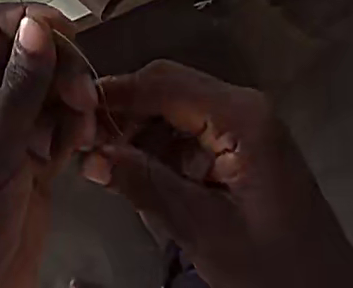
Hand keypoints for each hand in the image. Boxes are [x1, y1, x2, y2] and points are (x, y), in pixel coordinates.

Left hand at [0, 4, 98, 287]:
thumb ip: (18, 87)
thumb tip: (35, 27)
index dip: (30, 21)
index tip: (65, 31)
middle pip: (33, 52)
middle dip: (62, 66)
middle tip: (81, 93)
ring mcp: (13, 125)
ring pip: (53, 84)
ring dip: (75, 97)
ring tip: (83, 124)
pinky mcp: (36, 151)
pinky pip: (65, 119)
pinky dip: (79, 125)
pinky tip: (81, 142)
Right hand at [82, 61, 352, 287]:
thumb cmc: (276, 271)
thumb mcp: (207, 233)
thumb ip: (147, 186)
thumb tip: (91, 156)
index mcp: (242, 116)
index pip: (165, 83)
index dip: (118, 93)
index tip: (77, 110)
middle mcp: (242, 104)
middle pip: (167, 86)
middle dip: (127, 112)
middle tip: (89, 141)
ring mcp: (243, 120)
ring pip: (172, 104)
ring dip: (140, 129)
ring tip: (110, 161)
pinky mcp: (239, 140)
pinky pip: (187, 126)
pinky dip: (160, 145)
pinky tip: (142, 172)